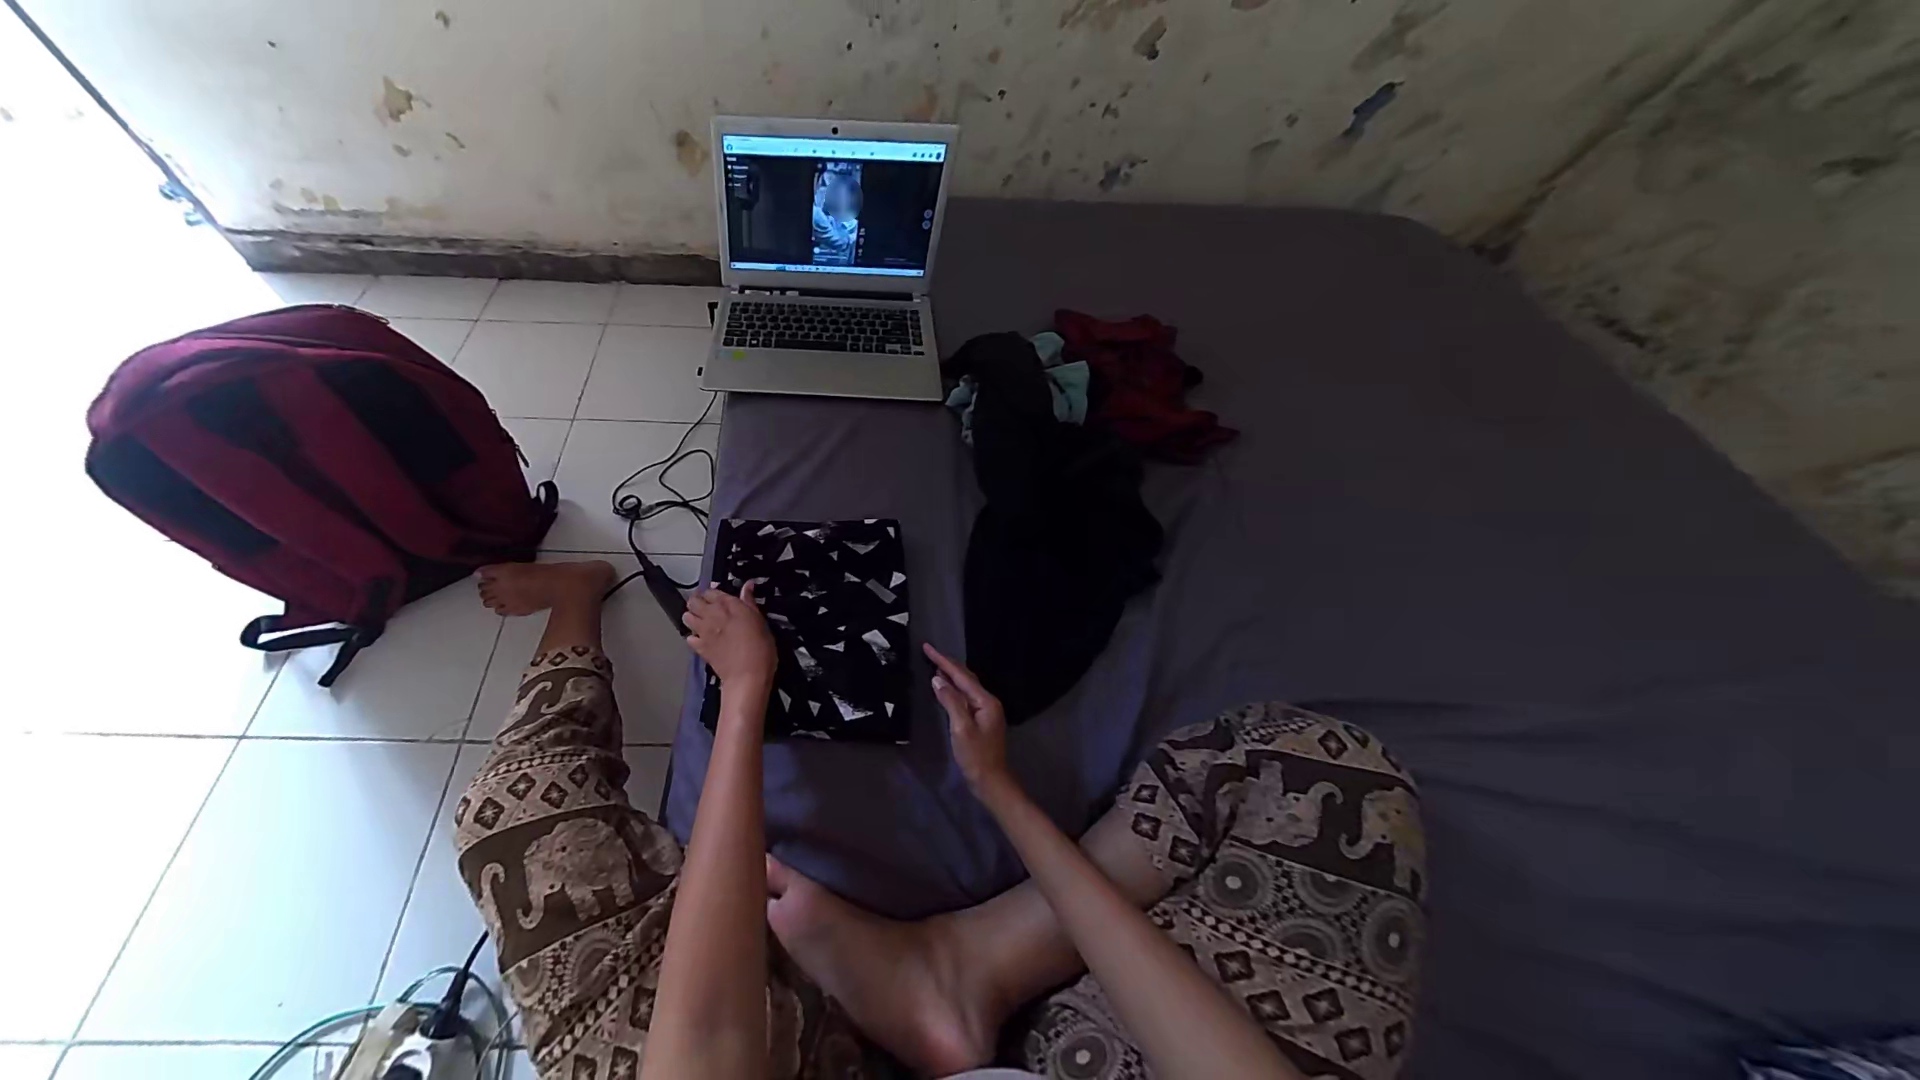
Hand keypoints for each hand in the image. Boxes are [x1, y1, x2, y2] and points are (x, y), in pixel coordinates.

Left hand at [685, 581, 775, 691]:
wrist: (747, 675)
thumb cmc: (761, 646)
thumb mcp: (760, 620)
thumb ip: (750, 602)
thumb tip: (748, 585)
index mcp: (728, 605)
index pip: (711, 591)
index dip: (713, 593)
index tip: (719, 598)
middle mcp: (711, 614)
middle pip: (693, 601)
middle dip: (698, 602)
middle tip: (707, 607)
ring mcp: (702, 631)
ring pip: (686, 616)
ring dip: (692, 616)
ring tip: (702, 622)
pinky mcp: (699, 647)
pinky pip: (689, 637)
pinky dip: (693, 637)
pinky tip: (702, 640)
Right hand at [924, 643, 1014, 801]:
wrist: (991, 781)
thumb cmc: (976, 756)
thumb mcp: (961, 728)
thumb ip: (950, 701)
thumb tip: (938, 679)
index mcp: (986, 701)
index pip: (961, 675)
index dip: (943, 661)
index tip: (927, 647)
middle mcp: (988, 701)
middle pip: (966, 677)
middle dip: (947, 664)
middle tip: (929, 652)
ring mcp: (986, 710)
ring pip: (966, 686)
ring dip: (951, 674)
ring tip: (935, 664)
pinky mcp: (981, 719)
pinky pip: (965, 696)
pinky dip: (954, 688)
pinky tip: (946, 687)